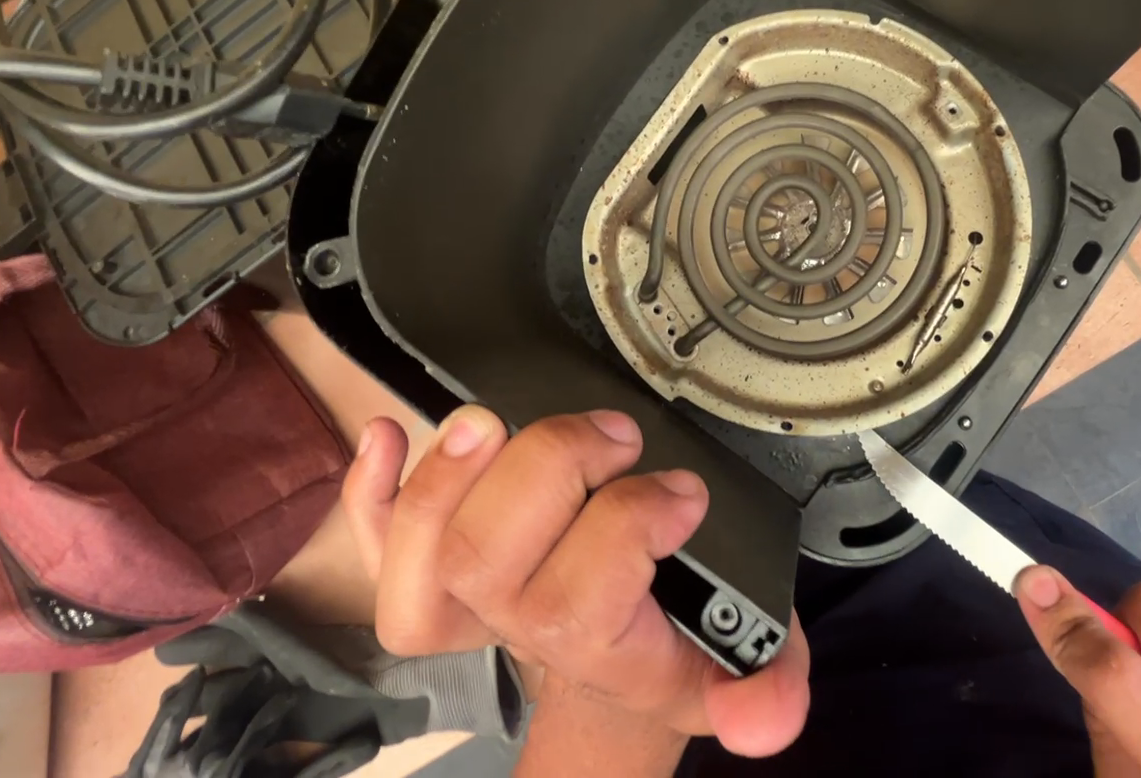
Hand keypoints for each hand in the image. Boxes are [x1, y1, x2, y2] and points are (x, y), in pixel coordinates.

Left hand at [340, 405, 810, 757]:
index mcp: (597, 652)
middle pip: (485, 559)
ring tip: (505, 421)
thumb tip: (766, 719)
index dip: (631, 525)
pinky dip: (369, 490)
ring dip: (455, 471)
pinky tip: (385, 436)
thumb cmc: (677, 638)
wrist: (618, 658)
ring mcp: (469, 599)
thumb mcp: (742, 664)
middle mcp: (521, 629)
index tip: (683, 491)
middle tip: (616, 437)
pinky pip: (375, 537)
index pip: (578, 601)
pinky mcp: (435, 563)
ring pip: (425, 545)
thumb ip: (770, 692)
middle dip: (551, 469)